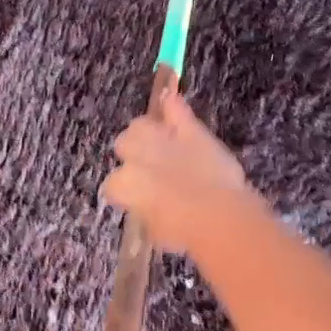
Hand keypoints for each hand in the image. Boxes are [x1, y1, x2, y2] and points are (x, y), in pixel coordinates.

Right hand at [98, 85, 251, 252]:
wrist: (217, 214)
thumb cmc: (184, 231)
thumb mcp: (155, 230)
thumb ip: (145, 212)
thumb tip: (147, 207)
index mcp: (124, 184)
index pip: (112, 185)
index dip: (125, 193)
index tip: (138, 200)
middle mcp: (136, 156)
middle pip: (123, 143)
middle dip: (134, 155)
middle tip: (152, 171)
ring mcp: (162, 139)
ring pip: (141, 124)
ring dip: (148, 134)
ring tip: (161, 146)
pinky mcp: (188, 130)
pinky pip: (175, 107)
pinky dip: (172, 104)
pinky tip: (170, 99)